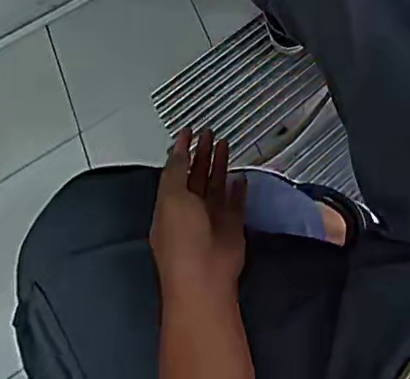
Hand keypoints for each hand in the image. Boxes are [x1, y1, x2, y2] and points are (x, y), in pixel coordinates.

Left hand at [150, 128, 246, 302]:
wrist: (205, 278)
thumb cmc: (182, 241)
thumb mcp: (171, 198)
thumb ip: (176, 171)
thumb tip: (179, 149)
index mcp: (169, 206)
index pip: (175, 171)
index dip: (181, 150)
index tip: (187, 131)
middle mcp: (189, 211)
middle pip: (196, 175)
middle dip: (202, 153)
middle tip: (208, 132)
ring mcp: (211, 219)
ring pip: (215, 185)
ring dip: (220, 164)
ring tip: (224, 143)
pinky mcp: (231, 227)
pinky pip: (235, 202)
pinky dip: (238, 189)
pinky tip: (240, 176)